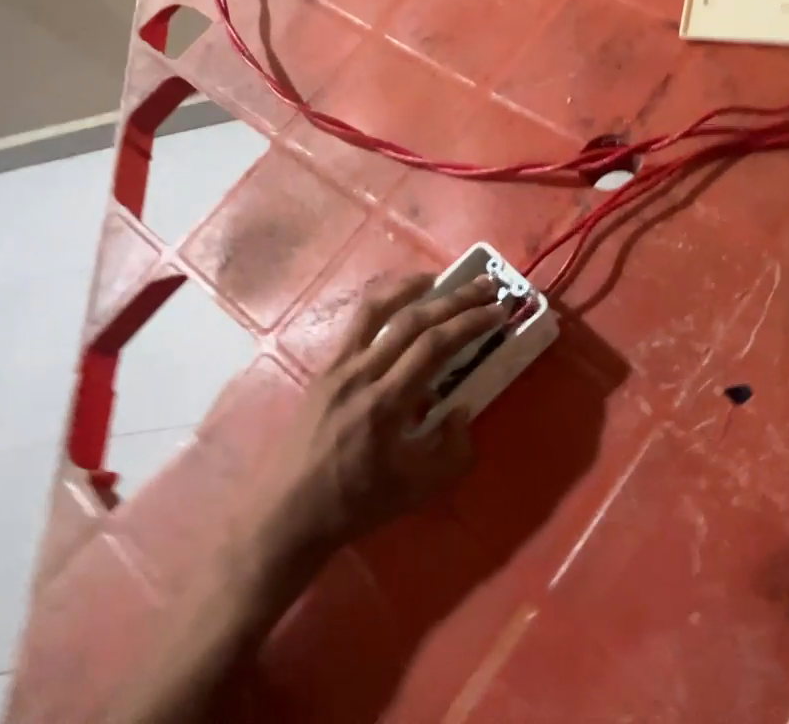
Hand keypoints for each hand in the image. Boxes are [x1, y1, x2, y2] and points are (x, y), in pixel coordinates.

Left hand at [243, 275, 506, 557]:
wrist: (289, 510)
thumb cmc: (356, 503)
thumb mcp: (419, 488)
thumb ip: (453, 449)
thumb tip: (461, 410)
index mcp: (386, 404)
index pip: (434, 346)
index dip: (470, 322)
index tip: (499, 310)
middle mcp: (360, 374)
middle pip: (412, 320)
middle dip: (455, 298)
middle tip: (487, 286)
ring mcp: (337, 367)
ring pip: (376, 310)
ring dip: (412, 287)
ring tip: (441, 278)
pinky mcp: (324, 369)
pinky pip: (356, 325)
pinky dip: (382, 304)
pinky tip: (400, 305)